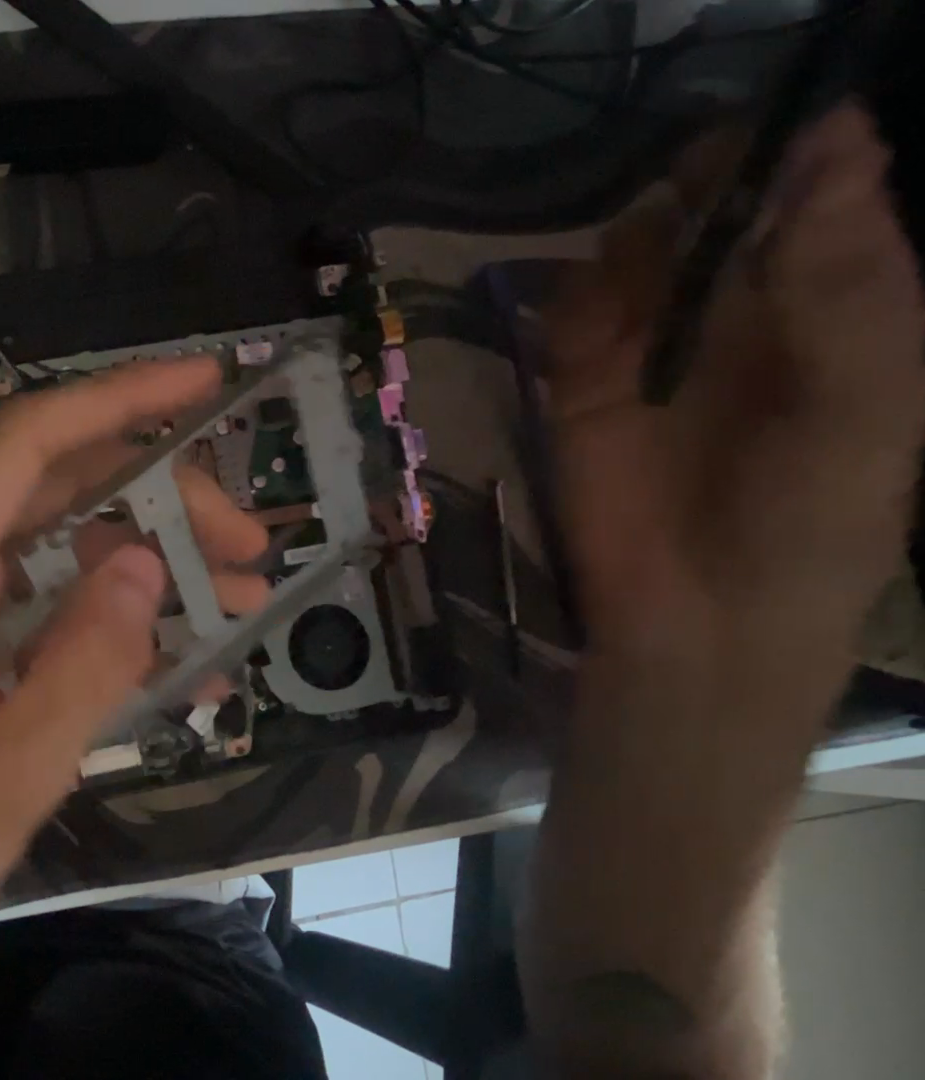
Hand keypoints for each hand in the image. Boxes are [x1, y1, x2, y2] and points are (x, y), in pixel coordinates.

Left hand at [0, 358, 267, 1079]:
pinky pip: (42, 579)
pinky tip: (174, 633)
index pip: (23, 445)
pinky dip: (109, 591)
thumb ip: (85, 664)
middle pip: (55, 482)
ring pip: (56, 527)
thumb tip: (147, 563)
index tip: (202, 381)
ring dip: (146, 543)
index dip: (113, 398)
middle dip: (160, 491)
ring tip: (235, 588)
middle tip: (246, 544)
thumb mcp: (15, 768)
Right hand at [547, 103, 924, 690]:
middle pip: (723, 214)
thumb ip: (847, 292)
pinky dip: (577, 297)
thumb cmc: (811, 521)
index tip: (788, 127)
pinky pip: (572, 315)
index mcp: (838, 309)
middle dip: (711, 181)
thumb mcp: (866, 406)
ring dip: (639, 237)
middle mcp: (745, 313)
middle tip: (696, 175)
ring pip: (637, 253)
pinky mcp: (579, 383)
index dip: (813, 156)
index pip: (827, 204)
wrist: (697, 615)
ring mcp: (654, 347)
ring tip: (645, 258)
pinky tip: (594, 313)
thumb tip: (830, 154)